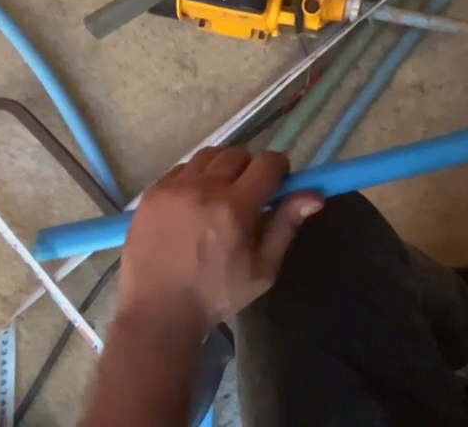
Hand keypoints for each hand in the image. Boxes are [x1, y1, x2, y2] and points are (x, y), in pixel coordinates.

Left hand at [116, 146, 323, 331]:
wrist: (158, 314)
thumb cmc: (216, 295)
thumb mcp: (261, 270)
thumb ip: (286, 226)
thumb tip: (315, 196)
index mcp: (234, 207)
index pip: (267, 163)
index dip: (279, 168)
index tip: (278, 182)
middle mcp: (204, 189)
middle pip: (238, 154)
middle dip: (249, 169)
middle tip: (248, 194)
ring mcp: (173, 188)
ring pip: (209, 156)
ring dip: (221, 169)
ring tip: (219, 195)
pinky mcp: (152, 193)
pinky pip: (181, 168)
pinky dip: (193, 178)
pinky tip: (193, 202)